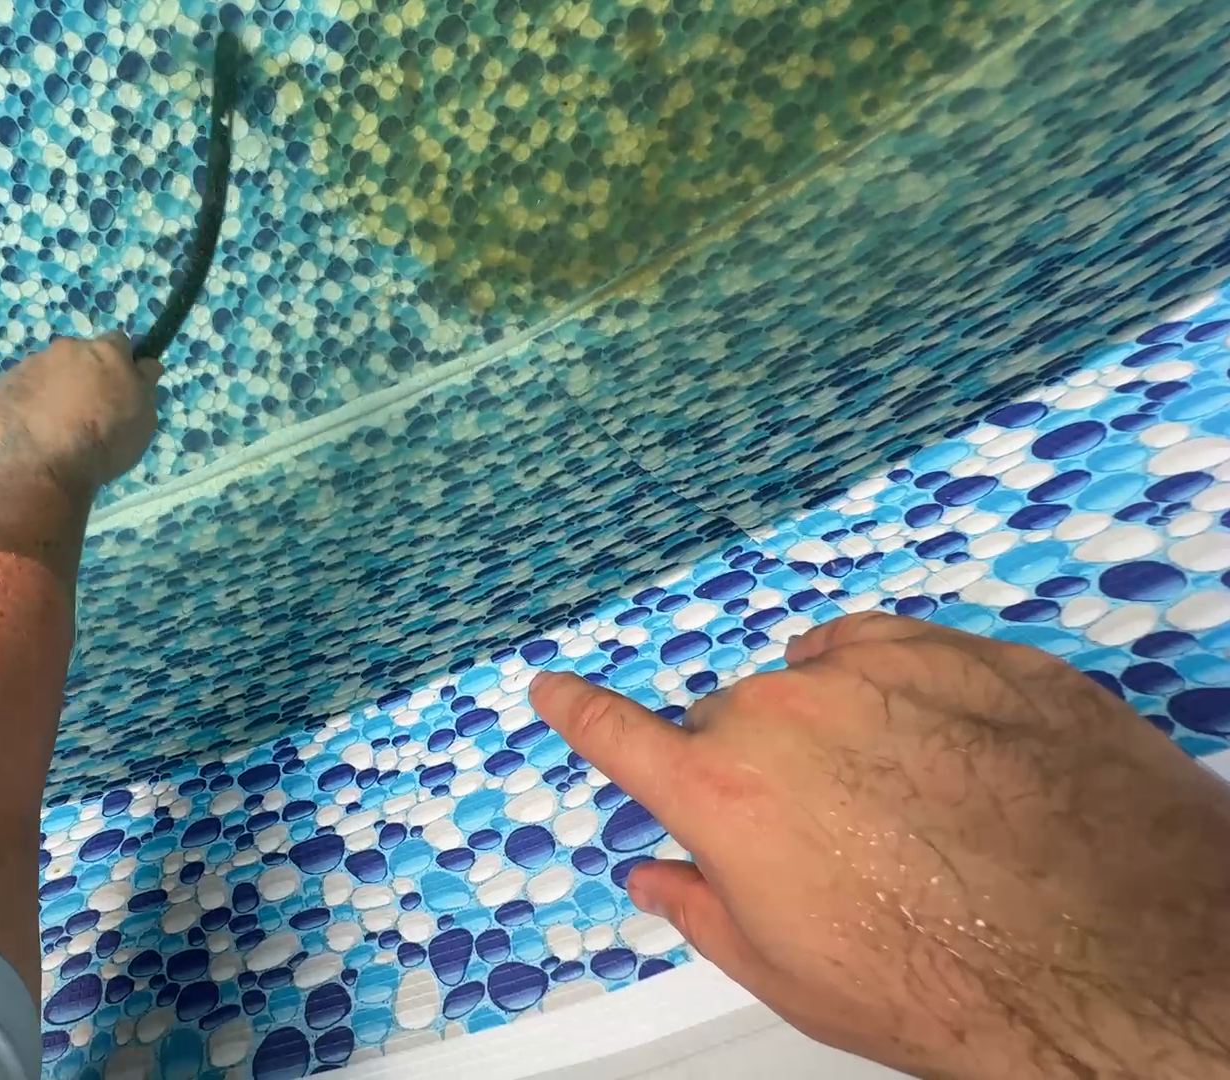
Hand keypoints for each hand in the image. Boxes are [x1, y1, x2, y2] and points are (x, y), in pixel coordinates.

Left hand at [0, 332, 161, 495]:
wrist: (44, 468)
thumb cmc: (104, 444)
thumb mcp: (143, 419)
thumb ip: (146, 384)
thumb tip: (146, 363)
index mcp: (105, 352)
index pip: (120, 343)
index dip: (122, 364)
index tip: (120, 389)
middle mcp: (67, 348)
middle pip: (81, 356)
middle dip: (86, 376)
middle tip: (89, 413)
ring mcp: (31, 364)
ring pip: (50, 371)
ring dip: (56, 389)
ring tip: (58, 427)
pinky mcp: (4, 385)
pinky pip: (24, 388)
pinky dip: (31, 403)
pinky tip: (35, 431)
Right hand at [529, 612, 1229, 1079]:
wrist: (1162, 985)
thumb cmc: (951, 990)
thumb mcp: (791, 975)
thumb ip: (695, 909)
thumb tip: (649, 876)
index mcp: (720, 792)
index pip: (612, 734)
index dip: (573, 708)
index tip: (547, 687)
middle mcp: (775, 717)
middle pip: (724, 720)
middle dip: (749, 765)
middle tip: (821, 826)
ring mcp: (867, 673)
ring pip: (797, 679)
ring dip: (816, 721)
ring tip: (895, 787)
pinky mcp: (956, 651)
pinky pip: (870, 643)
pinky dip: (875, 678)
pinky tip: (929, 736)